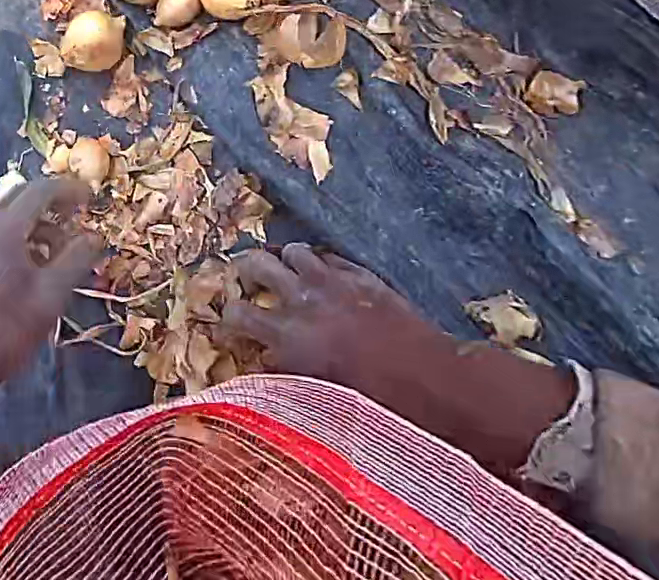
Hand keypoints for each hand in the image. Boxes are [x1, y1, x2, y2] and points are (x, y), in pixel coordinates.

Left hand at [0, 176, 103, 406]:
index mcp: (4, 229)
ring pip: (12, 219)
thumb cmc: (6, 329)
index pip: (40, 190)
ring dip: (41, 224)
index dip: (69, 190)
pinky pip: (1, 237)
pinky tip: (39, 266)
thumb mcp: (51, 294)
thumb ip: (77, 259)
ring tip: (65, 249)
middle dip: (54, 203)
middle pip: (23, 199)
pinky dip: (25, 239)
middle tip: (79, 217)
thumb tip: (96, 236)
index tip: (91, 199)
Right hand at [224, 243, 574, 479]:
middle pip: (258, 265)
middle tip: (245, 277)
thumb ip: (289, 377)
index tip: (224, 320)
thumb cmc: (377, 407)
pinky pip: (330, 257)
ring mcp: (334, 281)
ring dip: (286, 260)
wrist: (435, 382)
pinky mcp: (362, 276)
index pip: (238, 314)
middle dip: (245, 269)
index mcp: (289, 337)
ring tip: (287, 269)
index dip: (225, 315)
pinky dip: (321, 262)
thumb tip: (267, 366)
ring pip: (295, 251)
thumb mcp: (321, 401)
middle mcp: (304, 300)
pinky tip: (325, 273)